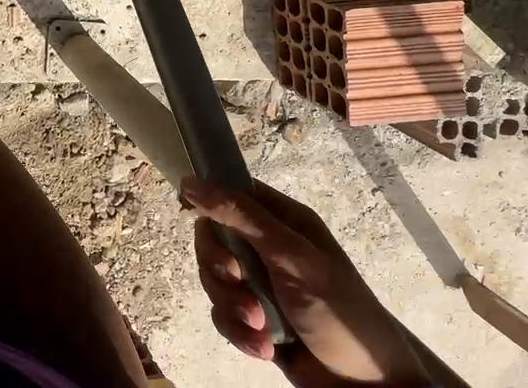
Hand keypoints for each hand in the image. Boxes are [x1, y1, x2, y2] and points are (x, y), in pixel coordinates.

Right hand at [184, 177, 426, 387]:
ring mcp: (260, 284)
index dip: (208, 200)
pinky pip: (223, 313)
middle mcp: (268, 248)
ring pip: (214, 279)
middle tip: (236, 280)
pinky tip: (262, 347)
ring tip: (258, 325)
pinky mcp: (254, 318)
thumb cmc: (339, 312)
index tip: (188, 211)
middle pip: (214, 239)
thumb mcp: (292, 258)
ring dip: (231, 305)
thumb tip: (190, 181)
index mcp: (284, 223)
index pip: (232, 193)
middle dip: (219, 266)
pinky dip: (238, 331)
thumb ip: (242, 217)